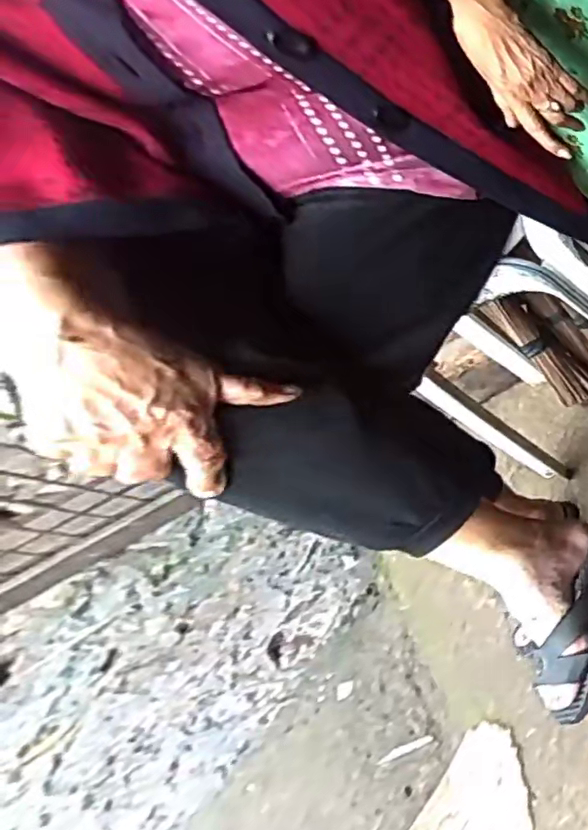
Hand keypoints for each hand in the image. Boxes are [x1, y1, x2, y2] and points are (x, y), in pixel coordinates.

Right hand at [14, 309, 298, 496]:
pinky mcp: (56, 442)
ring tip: (118, 433)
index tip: (211, 489)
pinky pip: (67, 458)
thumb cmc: (145, 354)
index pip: (207, 461)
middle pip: (150, 473)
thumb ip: (250, 391)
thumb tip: (290, 394)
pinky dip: (75, 447)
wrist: (77, 340)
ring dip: (113, 457)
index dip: (210, 479)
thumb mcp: (208, 374)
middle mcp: (144, 441)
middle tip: (151, 444)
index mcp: (186, 425)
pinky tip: (85, 427)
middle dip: (153, 464)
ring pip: (108, 470)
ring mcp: (98, 444)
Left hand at [442, 0, 587, 159]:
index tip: (566, 153)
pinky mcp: (552, 63)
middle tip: (577, 128)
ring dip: (576, 110)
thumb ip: (502, 100)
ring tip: (578, 111)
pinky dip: (583, 93)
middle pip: (556, 117)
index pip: (535, 127)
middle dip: (569, 125)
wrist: (482, 12)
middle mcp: (530, 90)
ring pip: (568, 103)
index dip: (551, 143)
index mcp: (511, 95)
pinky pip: (573, 84)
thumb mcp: (485, 76)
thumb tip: (511, 122)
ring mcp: (543, 76)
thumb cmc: (476, 42)